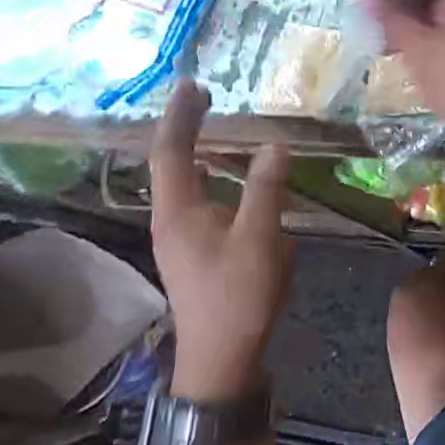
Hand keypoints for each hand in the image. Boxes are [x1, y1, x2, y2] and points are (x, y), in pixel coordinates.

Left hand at [149, 82, 292, 399]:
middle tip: (204, 96)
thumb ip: (266, 190)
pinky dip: (208, 173)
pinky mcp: (194, 250)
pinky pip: (197, 196)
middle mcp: (171, 219)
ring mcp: (180, 237)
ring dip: (194, 148)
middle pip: (170, 162)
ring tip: (214, 124)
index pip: (171, 151)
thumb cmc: (237, 297)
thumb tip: (274, 145)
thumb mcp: (259, 240)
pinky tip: (229, 175)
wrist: (221, 359)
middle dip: (184, 126)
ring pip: (182, 181)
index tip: (193, 85)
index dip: (181, 116)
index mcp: (178, 212)